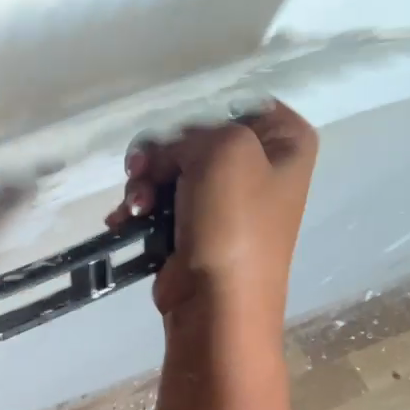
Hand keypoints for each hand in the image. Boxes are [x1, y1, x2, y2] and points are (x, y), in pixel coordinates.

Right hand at [105, 100, 318, 317]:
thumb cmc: (232, 224)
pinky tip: (124, 220)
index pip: (234, 104)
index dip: (196, 117)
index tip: (172, 138)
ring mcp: (224, 201)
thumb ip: (193, 132)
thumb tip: (168, 155)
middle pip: (195, 139)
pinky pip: (160, 204)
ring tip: (134, 207)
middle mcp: (259, 167)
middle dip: (160, 156)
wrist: (216, 304)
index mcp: (286, 141)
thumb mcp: (223, 150)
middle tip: (140, 172)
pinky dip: (138, 209)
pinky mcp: (193, 230)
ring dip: (143, 185)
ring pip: (170, 172)